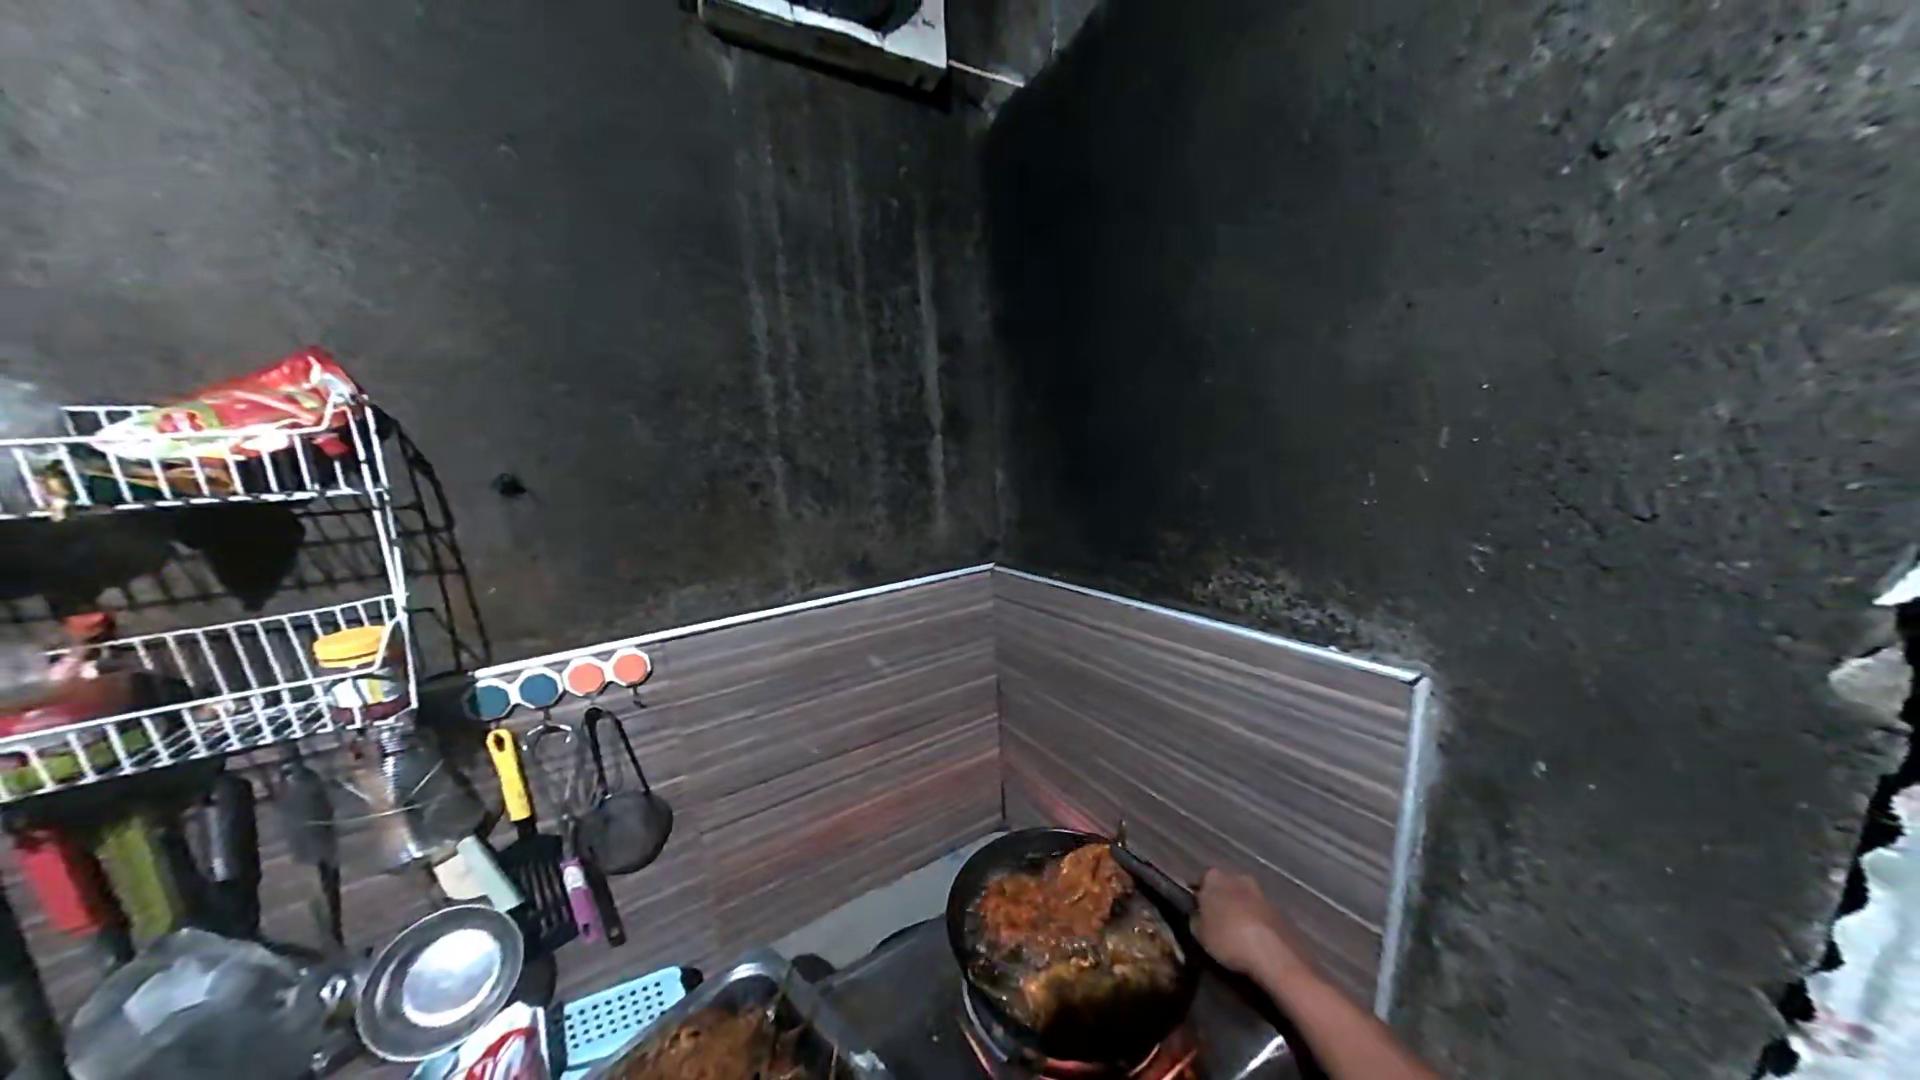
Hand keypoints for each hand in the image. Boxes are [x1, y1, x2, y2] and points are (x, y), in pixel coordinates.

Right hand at [1193, 868, 1314, 983]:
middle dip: (1222, 902)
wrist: (1276, 956)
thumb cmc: (1228, 939)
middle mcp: (1238, 877)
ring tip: (1239, 939)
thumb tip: (1200, 917)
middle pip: (1226, 888)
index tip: (1199, 916)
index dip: (1199, 899)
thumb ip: (1196, 919)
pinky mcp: (1281, 911)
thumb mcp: (1199, 933)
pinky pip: (1262, 916)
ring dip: (1242, 914)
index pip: (1202, 882)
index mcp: (1214, 877)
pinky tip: (1257, 945)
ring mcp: (1262, 893)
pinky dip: (1258, 926)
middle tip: (1218, 926)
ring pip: (1246, 901)